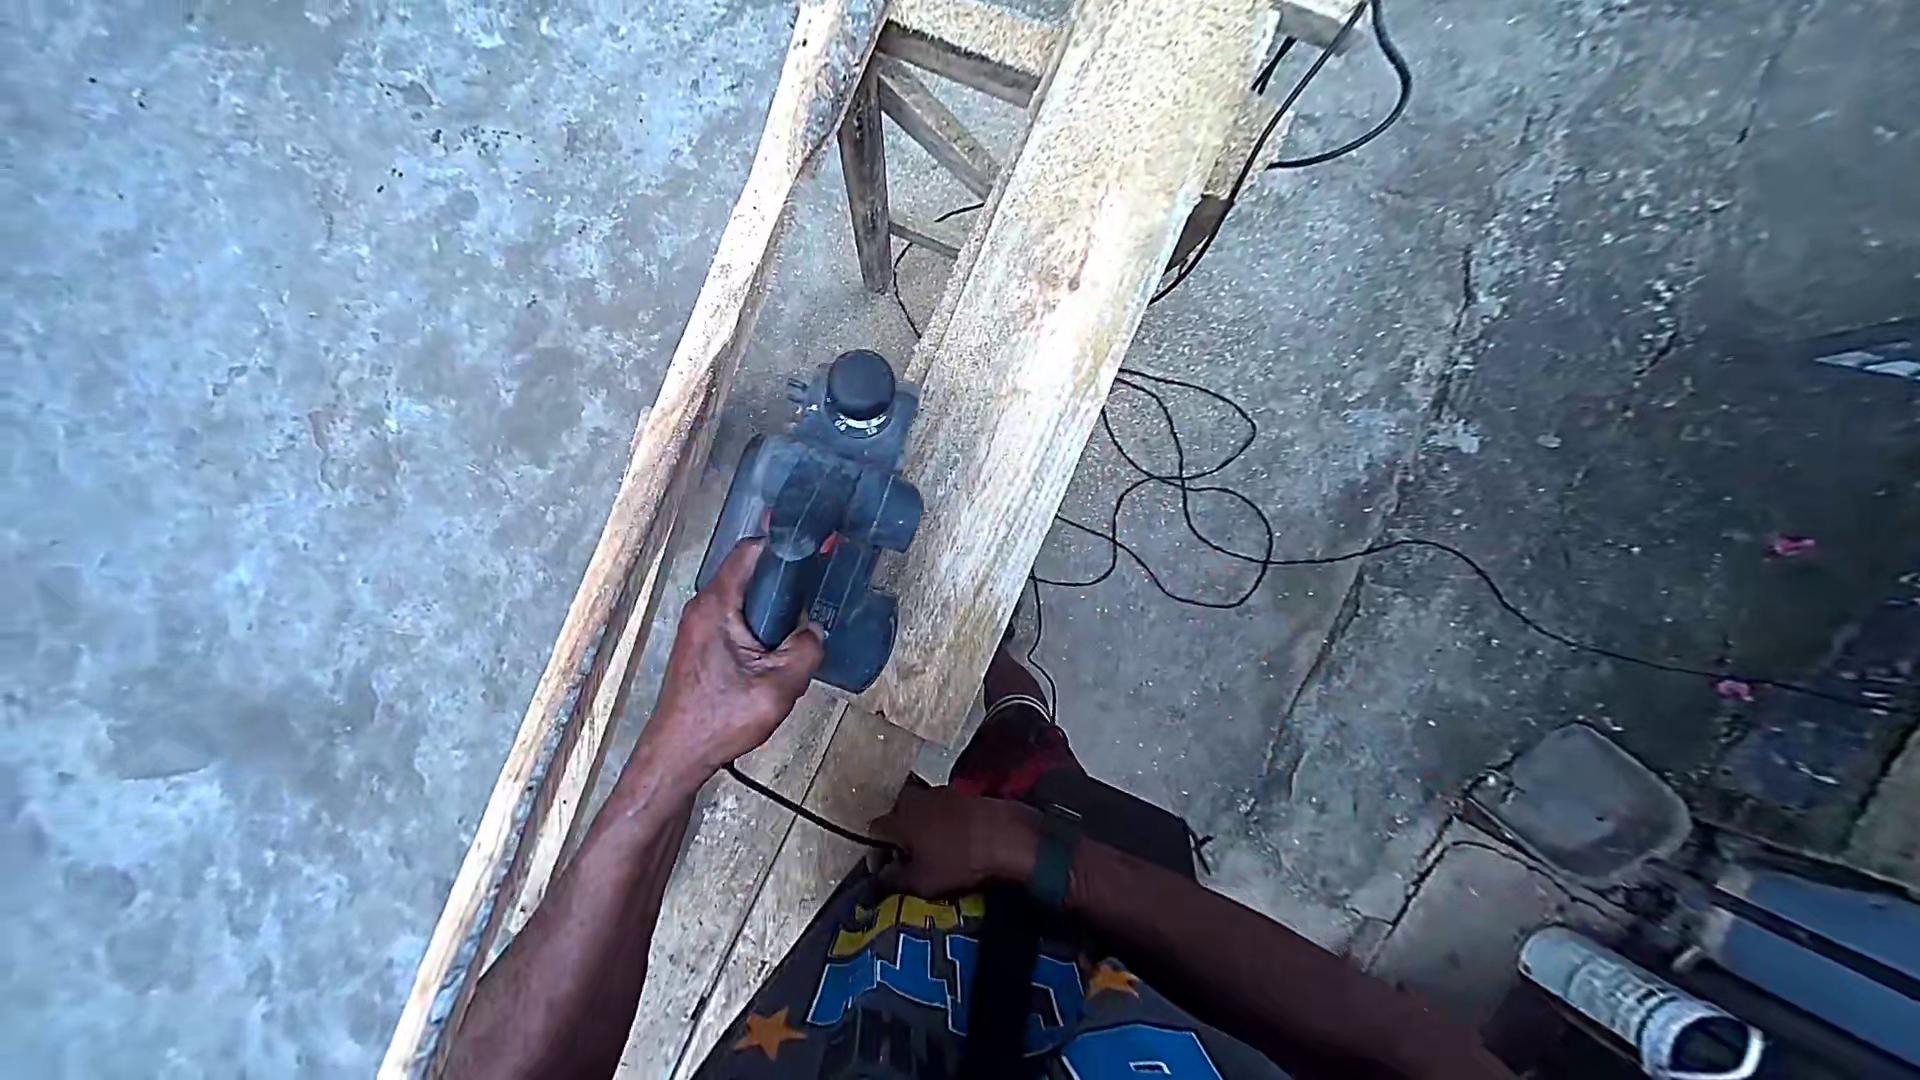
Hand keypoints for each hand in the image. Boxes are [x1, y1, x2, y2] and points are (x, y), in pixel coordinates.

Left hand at [643, 538, 824, 780]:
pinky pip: (737, 616)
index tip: (815, 548)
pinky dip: (761, 620)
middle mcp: (703, 607)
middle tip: (818, 585)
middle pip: (748, 571)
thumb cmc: (720, 719)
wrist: (677, 755)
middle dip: (785, 576)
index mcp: (717, 606)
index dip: (784, 543)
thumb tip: (816, 631)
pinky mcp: (702, 643)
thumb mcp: (779, 686)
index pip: (749, 551)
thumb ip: (806, 650)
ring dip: (774, 602)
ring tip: (804, 617)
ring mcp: (700, 625)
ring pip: (744, 596)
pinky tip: (782, 642)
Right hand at [870, 785, 1041, 896]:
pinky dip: (940, 823)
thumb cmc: (957, 860)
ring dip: (920, 829)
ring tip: (933, 852)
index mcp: (899, 817)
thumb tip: (879, 876)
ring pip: (919, 811)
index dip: (877, 852)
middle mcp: (915, 798)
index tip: (887, 870)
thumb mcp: (920, 881)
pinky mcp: (960, 794)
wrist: (1003, 835)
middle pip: (897, 817)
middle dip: (899, 837)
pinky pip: (940, 809)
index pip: (874, 831)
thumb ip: (893, 879)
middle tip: (910, 860)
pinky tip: (953, 840)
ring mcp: (939, 792)